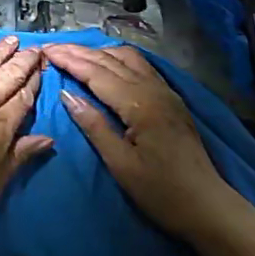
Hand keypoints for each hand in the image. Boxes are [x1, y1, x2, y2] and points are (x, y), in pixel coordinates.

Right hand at [42, 43, 254, 240]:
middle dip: (79, 52)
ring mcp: (165, 93)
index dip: (70, 60)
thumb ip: (94, 125)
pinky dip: (117, 60)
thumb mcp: (120, 164)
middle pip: (111, 61)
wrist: (208, 208)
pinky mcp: (171, 101)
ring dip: (100, 53)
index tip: (46, 50)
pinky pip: (141, 68)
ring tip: (74, 53)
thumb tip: (66, 95)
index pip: (98, 73)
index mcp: (140, 105)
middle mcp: (154, 90)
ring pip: (129, 59)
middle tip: (52, 47)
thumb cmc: (160, 192)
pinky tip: (107, 64)